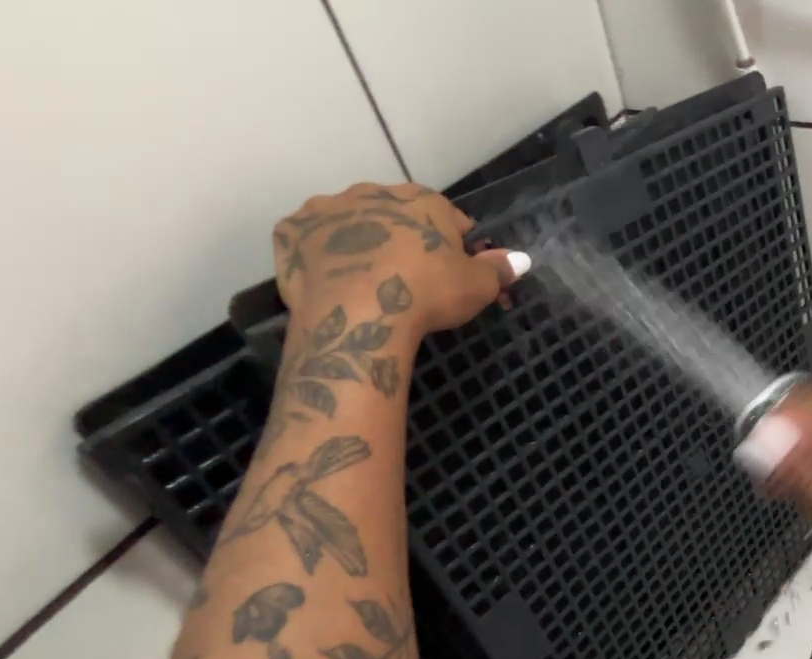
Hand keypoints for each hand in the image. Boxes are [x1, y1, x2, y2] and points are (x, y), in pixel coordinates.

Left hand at [271, 182, 524, 341]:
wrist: (359, 313)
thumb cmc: (429, 292)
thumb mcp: (479, 285)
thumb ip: (498, 268)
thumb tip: (521, 259)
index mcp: (420, 200)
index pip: (448, 215)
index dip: (457, 242)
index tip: (459, 267)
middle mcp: (370, 192)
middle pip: (396, 213)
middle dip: (407, 237)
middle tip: (417, 276)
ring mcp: (325, 209)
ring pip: (352, 222)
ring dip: (364, 241)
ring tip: (374, 280)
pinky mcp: (290, 233)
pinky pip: (313, 242)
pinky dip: (326, 256)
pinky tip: (338, 281)